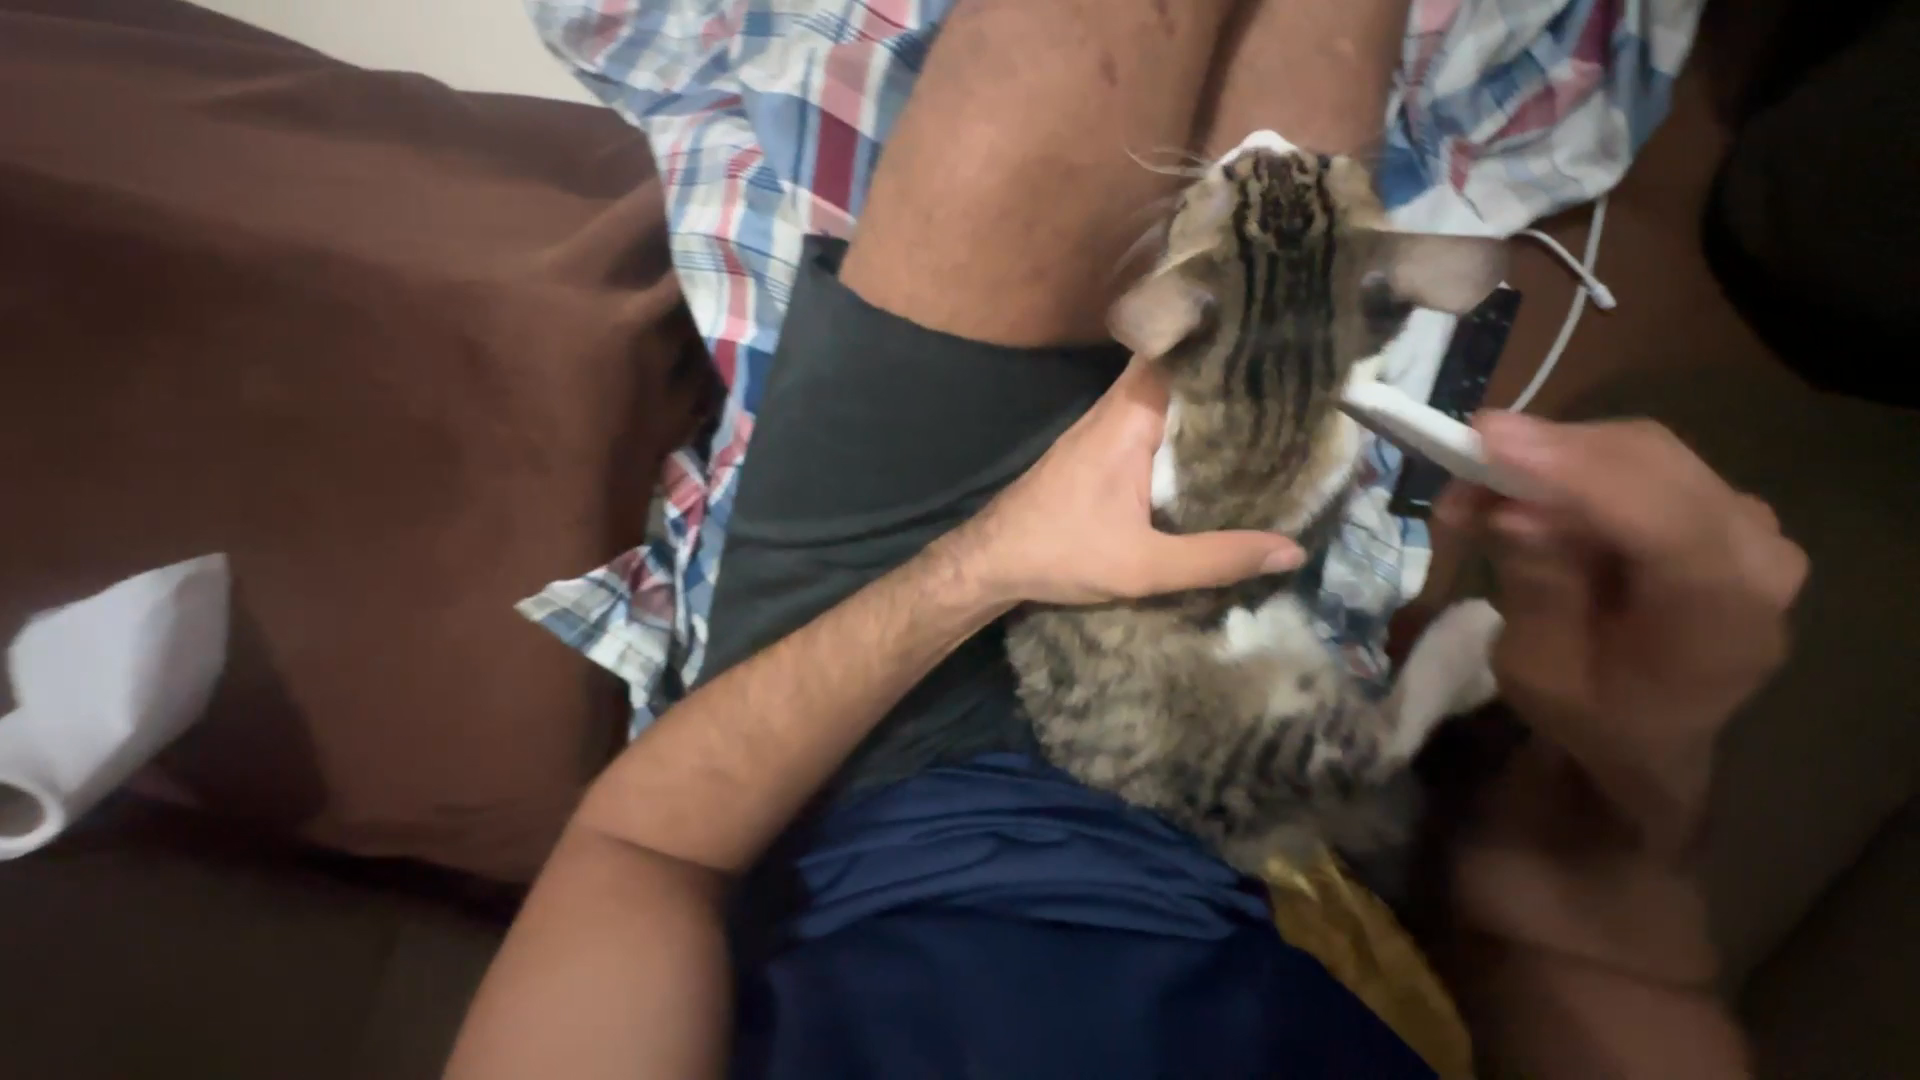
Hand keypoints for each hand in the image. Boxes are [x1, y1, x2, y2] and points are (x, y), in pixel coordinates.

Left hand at [952, 361, 1302, 606]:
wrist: (993, 560)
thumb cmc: (1061, 553)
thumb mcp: (1145, 566)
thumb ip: (1216, 559)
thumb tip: (1292, 549)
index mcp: (1127, 420)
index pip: (1177, 351)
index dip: (1223, 336)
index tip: (1277, 331)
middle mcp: (1115, 411)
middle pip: (1178, 369)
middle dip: (1227, 368)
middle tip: (1294, 369)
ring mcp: (1104, 428)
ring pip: (1164, 396)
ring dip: (1207, 396)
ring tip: (1272, 397)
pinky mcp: (1099, 449)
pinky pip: (1152, 421)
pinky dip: (1184, 424)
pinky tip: (1218, 443)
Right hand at [1438, 414, 1806, 854]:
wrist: (1647, 733)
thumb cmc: (1590, 713)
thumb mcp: (1540, 671)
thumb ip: (1538, 590)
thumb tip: (1512, 515)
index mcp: (1724, 614)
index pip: (1663, 519)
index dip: (1575, 472)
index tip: (1487, 439)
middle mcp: (1756, 552)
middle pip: (1649, 463)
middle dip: (1541, 453)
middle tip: (1456, 470)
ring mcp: (1741, 522)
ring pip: (1637, 450)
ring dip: (1545, 457)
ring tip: (1472, 491)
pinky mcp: (1711, 505)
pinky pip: (1633, 460)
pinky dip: (1563, 463)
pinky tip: (1513, 489)